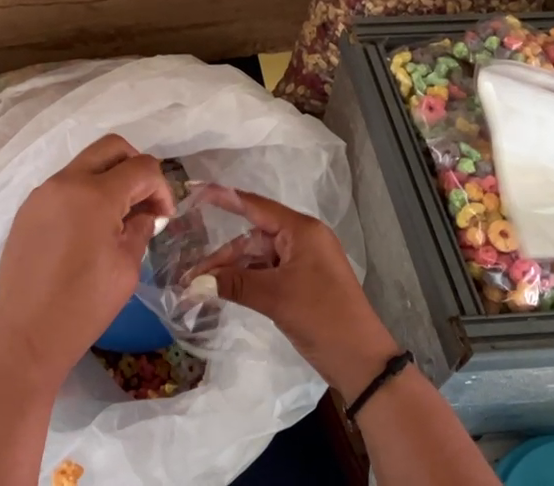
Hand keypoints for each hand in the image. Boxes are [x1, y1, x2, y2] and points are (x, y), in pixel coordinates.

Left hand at [0, 135, 174, 382]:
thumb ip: (140, 229)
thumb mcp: (126, 268)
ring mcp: (43, 193)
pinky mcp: (28, 209)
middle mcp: (66, 182)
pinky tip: (90, 230)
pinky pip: (65, 185)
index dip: (161, 187)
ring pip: (85, 164)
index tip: (163, 216)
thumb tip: (145, 213)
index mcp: (95, 194)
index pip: (142, 167)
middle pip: (111, 147)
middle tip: (144, 201)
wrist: (22, 336)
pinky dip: (85, 194)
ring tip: (118, 219)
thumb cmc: (82, 306)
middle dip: (136, 167)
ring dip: (109, 179)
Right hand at [190, 187, 399, 399]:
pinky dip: (246, 281)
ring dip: (232, 271)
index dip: (223, 197)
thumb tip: (193, 283)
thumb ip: (233, 284)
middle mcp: (302, 239)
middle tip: (190, 275)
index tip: (194, 190)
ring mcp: (303, 262)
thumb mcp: (275, 298)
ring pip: (258, 258)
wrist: (362, 362)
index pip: (255, 205)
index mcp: (301, 230)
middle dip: (222, 255)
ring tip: (200, 288)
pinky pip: (267, 273)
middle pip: (253, 237)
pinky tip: (224, 292)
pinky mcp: (302, 283)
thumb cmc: (323, 317)